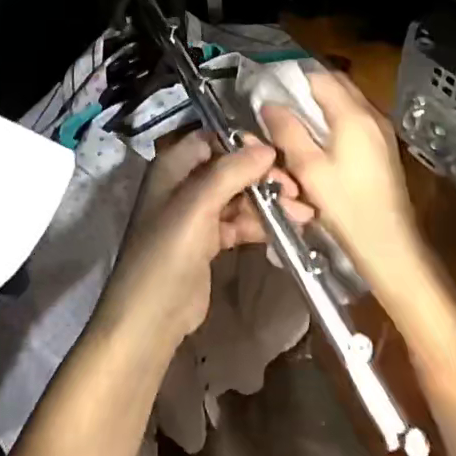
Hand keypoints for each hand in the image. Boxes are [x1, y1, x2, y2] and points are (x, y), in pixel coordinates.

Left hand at [94, 130, 314, 350]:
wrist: (150, 316)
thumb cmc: (168, 252)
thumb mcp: (197, 206)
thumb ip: (231, 173)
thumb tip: (267, 148)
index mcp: (173, 167)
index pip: (213, 139)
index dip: (245, 144)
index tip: (279, 154)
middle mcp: (183, 185)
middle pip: (229, 168)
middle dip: (263, 176)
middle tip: (298, 189)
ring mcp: (196, 215)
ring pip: (238, 197)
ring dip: (268, 202)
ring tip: (304, 213)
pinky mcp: (208, 241)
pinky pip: (239, 222)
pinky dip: (261, 224)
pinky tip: (289, 229)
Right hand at [261, 71, 424, 295]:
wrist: (389, 245)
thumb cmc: (345, 206)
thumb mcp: (308, 168)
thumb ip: (287, 132)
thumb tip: (269, 105)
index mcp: (354, 116)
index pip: (321, 77)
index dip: (293, 80)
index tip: (270, 91)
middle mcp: (372, 116)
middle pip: (336, 86)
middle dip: (306, 92)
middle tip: (280, 107)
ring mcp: (382, 132)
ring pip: (346, 104)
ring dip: (320, 108)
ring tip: (295, 126)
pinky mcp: (383, 149)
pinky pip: (354, 122)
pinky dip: (333, 124)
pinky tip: (317, 146)